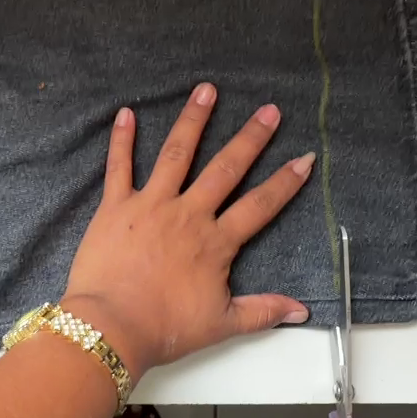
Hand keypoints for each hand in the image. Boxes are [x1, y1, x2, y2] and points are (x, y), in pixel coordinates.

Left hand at [61, 82, 314, 378]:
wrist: (112, 327)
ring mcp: (151, 204)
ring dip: (193, 120)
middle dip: (250, 138)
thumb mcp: (222, 324)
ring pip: (176, 154)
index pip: (260, 206)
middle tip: (268, 110)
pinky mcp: (115, 205)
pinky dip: (121, 140)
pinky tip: (125, 113)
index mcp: (215, 242)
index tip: (305, 157)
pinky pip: (119, 167)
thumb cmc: (165, 328)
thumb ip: (263, 311)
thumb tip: (303, 311)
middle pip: (225, 169)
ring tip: (206, 90)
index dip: (285, 182)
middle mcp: (188, 214)